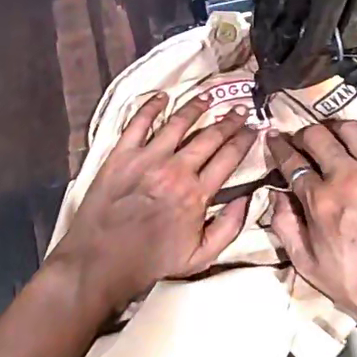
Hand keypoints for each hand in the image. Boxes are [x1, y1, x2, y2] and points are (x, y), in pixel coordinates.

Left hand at [47, 91, 258, 316]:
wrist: (102, 260)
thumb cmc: (152, 261)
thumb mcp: (201, 256)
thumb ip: (229, 228)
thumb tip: (247, 199)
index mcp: (197, 194)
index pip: (229, 157)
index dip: (244, 140)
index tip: (254, 128)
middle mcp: (176, 170)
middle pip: (210, 136)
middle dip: (229, 120)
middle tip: (241, 109)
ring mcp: (147, 159)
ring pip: (178, 123)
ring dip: (197, 106)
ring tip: (210, 96)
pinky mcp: (121, 155)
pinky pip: (138, 123)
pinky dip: (151, 106)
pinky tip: (162, 96)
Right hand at [266, 122, 356, 342]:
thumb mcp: (309, 267)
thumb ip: (287, 229)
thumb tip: (276, 199)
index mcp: (321, 199)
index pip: (292, 162)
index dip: (278, 148)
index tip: (272, 139)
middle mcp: (348, 175)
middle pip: (318, 136)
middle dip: (302, 133)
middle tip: (299, 140)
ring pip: (352, 130)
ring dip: (335, 128)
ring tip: (332, 135)